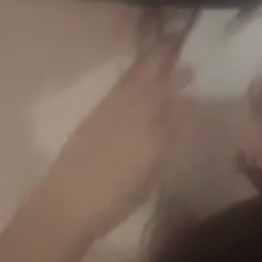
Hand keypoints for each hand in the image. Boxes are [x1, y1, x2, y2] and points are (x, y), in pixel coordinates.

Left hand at [38, 43, 191, 238]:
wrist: (66, 205)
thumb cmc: (112, 204)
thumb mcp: (148, 184)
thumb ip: (162, 153)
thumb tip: (172, 132)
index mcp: (155, 138)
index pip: (178, 110)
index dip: (188, 101)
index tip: (194, 97)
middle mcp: (139, 117)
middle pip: (161, 87)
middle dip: (175, 75)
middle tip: (187, 69)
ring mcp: (118, 109)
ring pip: (141, 79)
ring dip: (155, 66)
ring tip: (166, 56)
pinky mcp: (99, 109)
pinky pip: (123, 83)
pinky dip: (135, 72)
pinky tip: (139, 70)